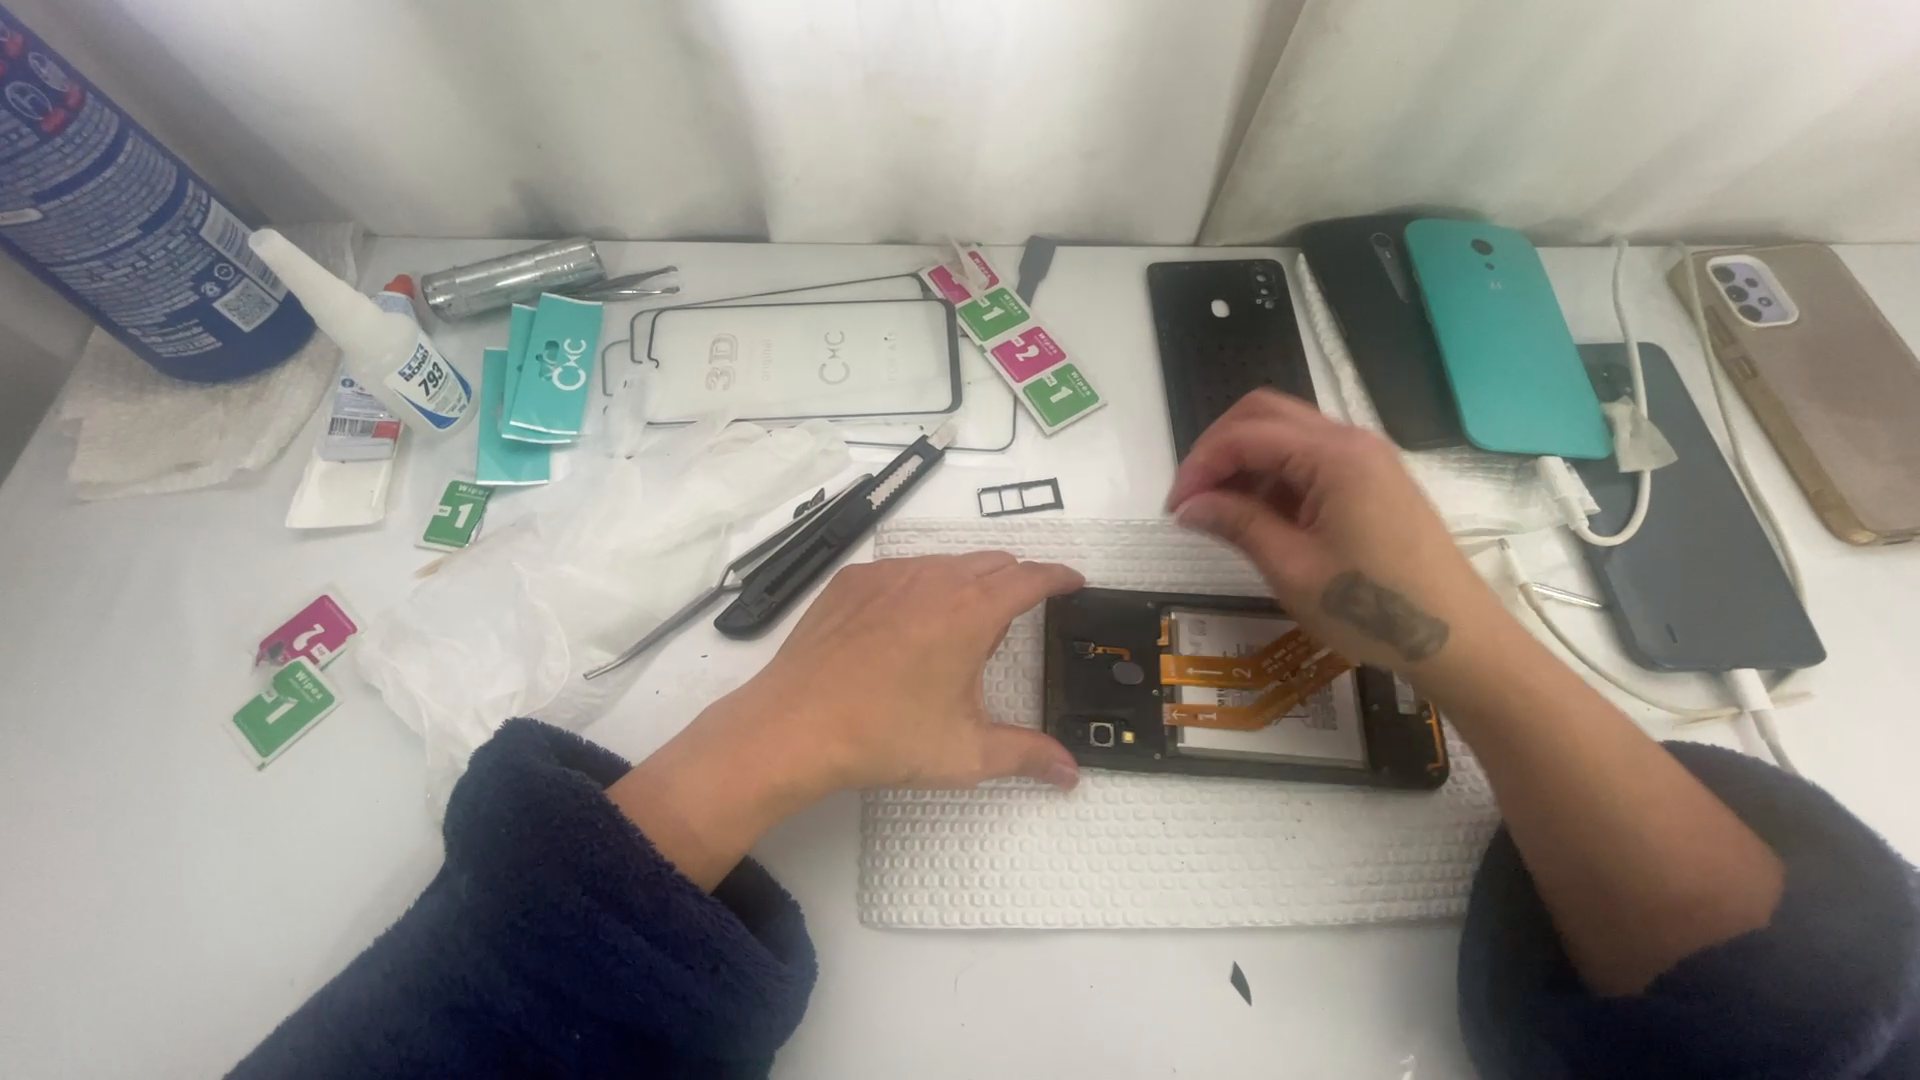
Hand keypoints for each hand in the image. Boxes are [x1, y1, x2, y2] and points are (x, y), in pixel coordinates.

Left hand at [730, 552, 1084, 791]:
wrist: (795, 726)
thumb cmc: (886, 737)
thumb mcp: (966, 752)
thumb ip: (1027, 755)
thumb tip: (1071, 772)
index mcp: (972, 612)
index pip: (1030, 577)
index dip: (1058, 577)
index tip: (1071, 581)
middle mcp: (933, 579)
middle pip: (992, 563)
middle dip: (1014, 582)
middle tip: (1013, 620)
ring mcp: (888, 574)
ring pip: (945, 563)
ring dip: (966, 583)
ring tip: (956, 630)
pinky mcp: (852, 580)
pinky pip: (901, 570)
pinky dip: (918, 587)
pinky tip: (904, 626)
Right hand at [1164, 390, 1501, 674]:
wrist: (1456, 641)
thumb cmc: (1373, 609)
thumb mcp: (1292, 568)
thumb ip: (1237, 524)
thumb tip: (1189, 507)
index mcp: (1335, 456)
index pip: (1245, 435)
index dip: (1199, 465)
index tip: (1175, 507)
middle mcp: (1352, 442)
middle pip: (1264, 414)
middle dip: (1217, 449)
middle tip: (1192, 497)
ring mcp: (1366, 460)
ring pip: (1286, 434)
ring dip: (1244, 462)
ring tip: (1220, 512)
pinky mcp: (1372, 482)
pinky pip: (1309, 460)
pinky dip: (1273, 476)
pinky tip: (1260, 517)